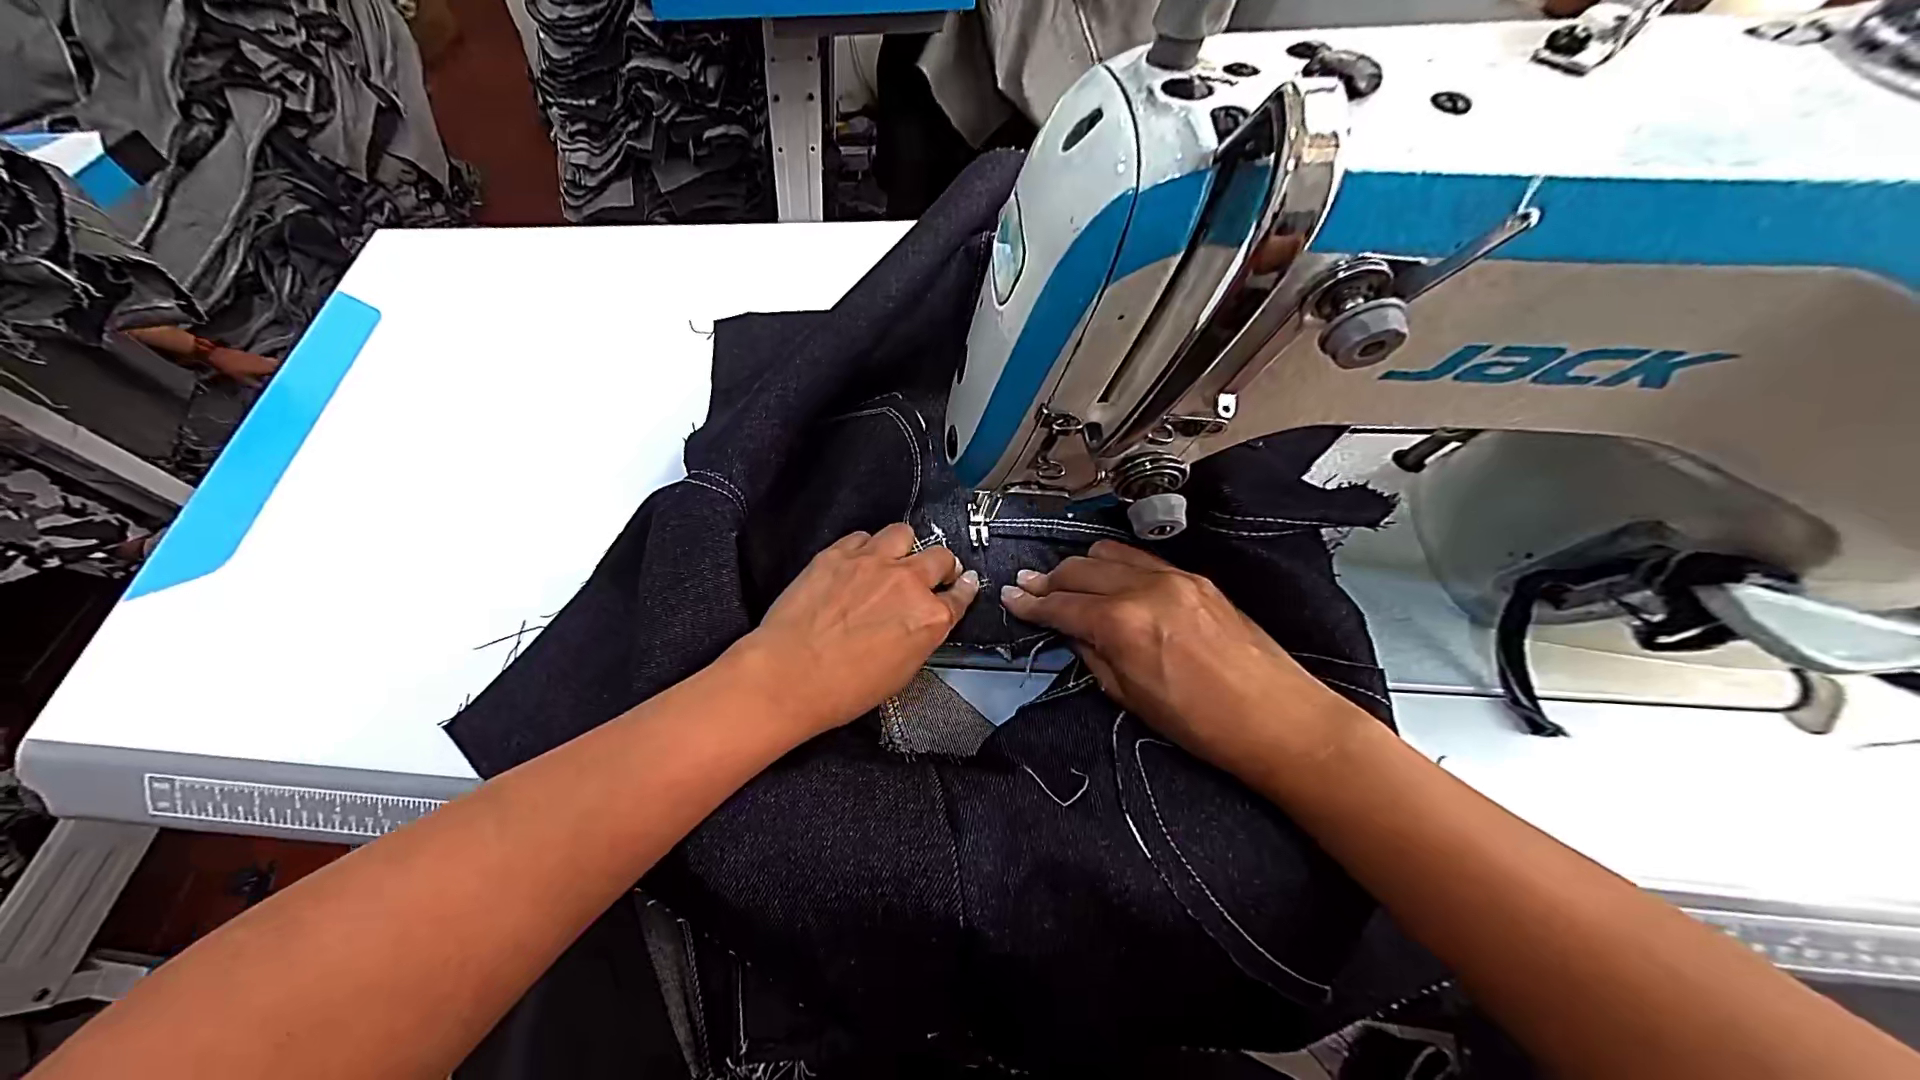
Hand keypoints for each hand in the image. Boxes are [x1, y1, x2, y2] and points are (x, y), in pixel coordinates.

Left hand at [731, 522, 978, 735]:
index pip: (960, 594)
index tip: (961, 584)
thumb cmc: (839, 688)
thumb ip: (921, 637)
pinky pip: (862, 536)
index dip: (962, 588)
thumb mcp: (901, 672)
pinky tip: (858, 561)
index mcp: (929, 618)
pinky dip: (865, 546)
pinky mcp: (838, 554)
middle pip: (940, 557)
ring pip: (903, 533)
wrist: (789, 677)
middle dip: (940, 565)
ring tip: (894, 559)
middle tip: (932, 572)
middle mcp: (907, 583)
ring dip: (904, 546)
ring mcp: (872, 563)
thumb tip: (923, 622)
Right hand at [1000, 540, 1363, 771]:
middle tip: (1029, 589)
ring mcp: (1175, 578)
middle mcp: (1145, 588)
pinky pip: (1143, 558)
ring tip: (1066, 581)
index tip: (1012, 599)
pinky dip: (1116, 564)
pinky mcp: (1197, 578)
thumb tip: (1074, 632)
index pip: (1062, 605)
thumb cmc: (1204, 725)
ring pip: (1110, 553)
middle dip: (1049, 580)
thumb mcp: (1130, 698)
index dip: (1031, 604)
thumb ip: (1094, 655)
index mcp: (1123, 624)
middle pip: (1080, 569)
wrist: (1280, 720)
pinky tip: (1109, 578)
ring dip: (1081, 566)